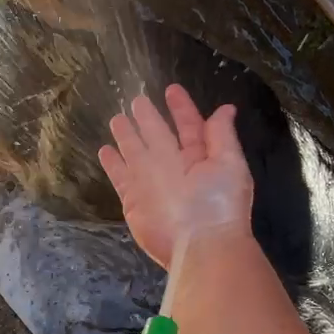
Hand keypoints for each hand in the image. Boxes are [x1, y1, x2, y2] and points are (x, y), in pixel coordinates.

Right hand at [99, 85, 251, 270]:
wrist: (197, 244)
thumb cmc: (217, 203)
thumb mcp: (228, 164)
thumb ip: (221, 136)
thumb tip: (225, 109)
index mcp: (199, 156)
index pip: (189, 125)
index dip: (181, 107)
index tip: (171, 89)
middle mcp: (173, 164)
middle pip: (158, 134)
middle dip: (149, 117)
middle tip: (137, 99)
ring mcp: (150, 180)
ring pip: (135, 150)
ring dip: (127, 135)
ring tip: (117, 118)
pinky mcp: (132, 197)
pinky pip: (119, 174)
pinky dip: (112, 163)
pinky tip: (105, 150)